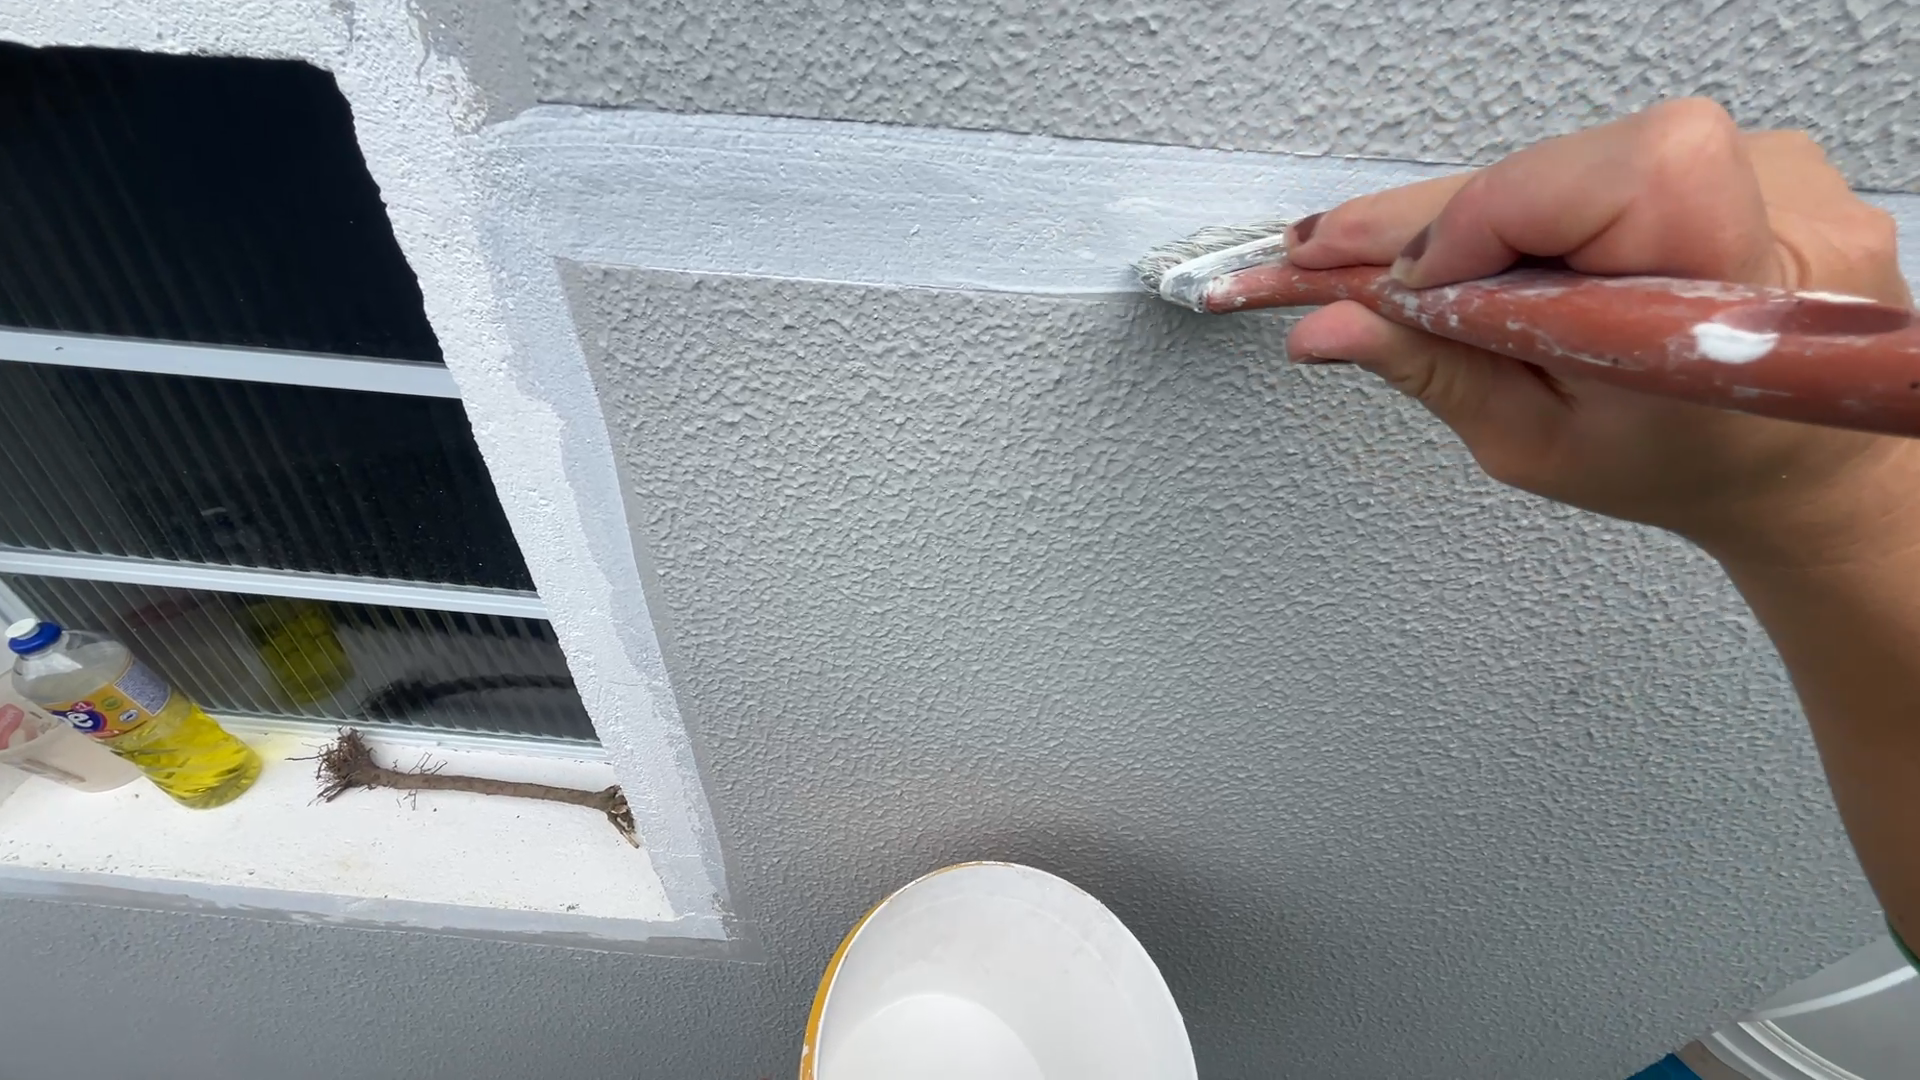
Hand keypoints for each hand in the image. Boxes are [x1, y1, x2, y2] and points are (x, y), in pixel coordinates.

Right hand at [1283, 98, 1915, 569]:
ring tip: (1371, 265)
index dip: (1491, 214)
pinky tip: (1457, 256)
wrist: (1780, 453)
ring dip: (1451, 218)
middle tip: (1317, 255)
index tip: (1403, 283)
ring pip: (1557, 163)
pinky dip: (1502, 212)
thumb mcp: (1526, 440)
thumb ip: (1430, 372)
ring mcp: (1764, 171)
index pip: (1621, 182)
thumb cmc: (1666, 464)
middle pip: (1557, 167)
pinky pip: (1582, 166)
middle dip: (1418, 218)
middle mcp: (1767, 210)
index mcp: (1724, 302)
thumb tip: (1322, 329)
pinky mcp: (1734, 160)